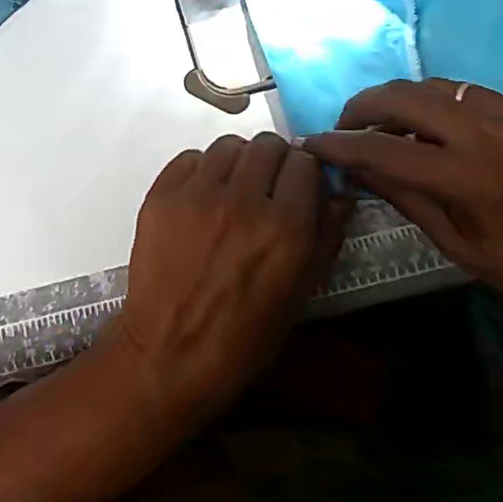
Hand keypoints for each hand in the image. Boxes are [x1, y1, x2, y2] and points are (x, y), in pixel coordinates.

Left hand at [112, 133, 347, 427]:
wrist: (169, 356)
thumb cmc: (244, 335)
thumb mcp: (302, 290)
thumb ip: (327, 232)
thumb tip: (340, 187)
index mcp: (286, 227)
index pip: (305, 162)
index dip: (304, 173)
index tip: (297, 187)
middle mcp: (244, 201)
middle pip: (267, 145)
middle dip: (273, 162)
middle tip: (265, 188)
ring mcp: (198, 195)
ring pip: (228, 146)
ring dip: (238, 163)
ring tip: (231, 192)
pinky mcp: (162, 196)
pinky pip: (190, 158)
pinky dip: (201, 171)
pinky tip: (201, 200)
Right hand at [303, 79, 502, 331]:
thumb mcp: (459, 247)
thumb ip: (406, 197)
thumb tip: (358, 168)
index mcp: (474, 180)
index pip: (388, 150)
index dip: (343, 145)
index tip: (315, 143)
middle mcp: (494, 136)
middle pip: (408, 97)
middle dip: (365, 105)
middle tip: (347, 126)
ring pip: (440, 87)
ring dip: (402, 101)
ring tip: (387, 125)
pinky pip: (474, 95)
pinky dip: (442, 105)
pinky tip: (436, 128)